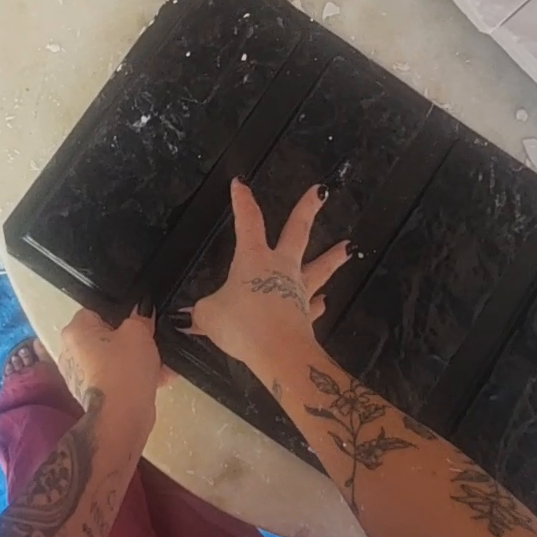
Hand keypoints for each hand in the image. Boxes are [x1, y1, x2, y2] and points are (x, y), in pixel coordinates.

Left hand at [59, 309, 166, 436]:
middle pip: (105, 337)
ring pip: (113, 359)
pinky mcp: (92, 395)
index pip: (95, 311)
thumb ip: (141, 315)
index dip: (119, 314)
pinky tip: (159, 377)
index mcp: (75, 331)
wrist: (122, 416)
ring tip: (160, 363)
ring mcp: (79, 376)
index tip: (138, 322)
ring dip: (136, 360)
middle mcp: (70, 352)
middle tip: (150, 343)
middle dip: (130, 341)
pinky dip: (133, 377)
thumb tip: (143, 308)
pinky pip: (115, 378)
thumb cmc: (124, 367)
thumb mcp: (139, 331)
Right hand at [181, 179, 351, 371]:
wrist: (279, 353)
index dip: (242, 201)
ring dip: (333, 257)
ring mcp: (297, 291)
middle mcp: (280, 268)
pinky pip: (314, 306)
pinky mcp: (305, 316)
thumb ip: (199, 312)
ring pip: (319, 268)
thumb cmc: (243, 326)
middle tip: (321, 191)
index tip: (240, 183)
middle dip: (307, 208)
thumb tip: (186, 318)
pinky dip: (319, 304)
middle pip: (297, 231)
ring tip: (349, 246)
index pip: (247, 221)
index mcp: (254, 259)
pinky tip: (325, 301)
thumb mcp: (209, 316)